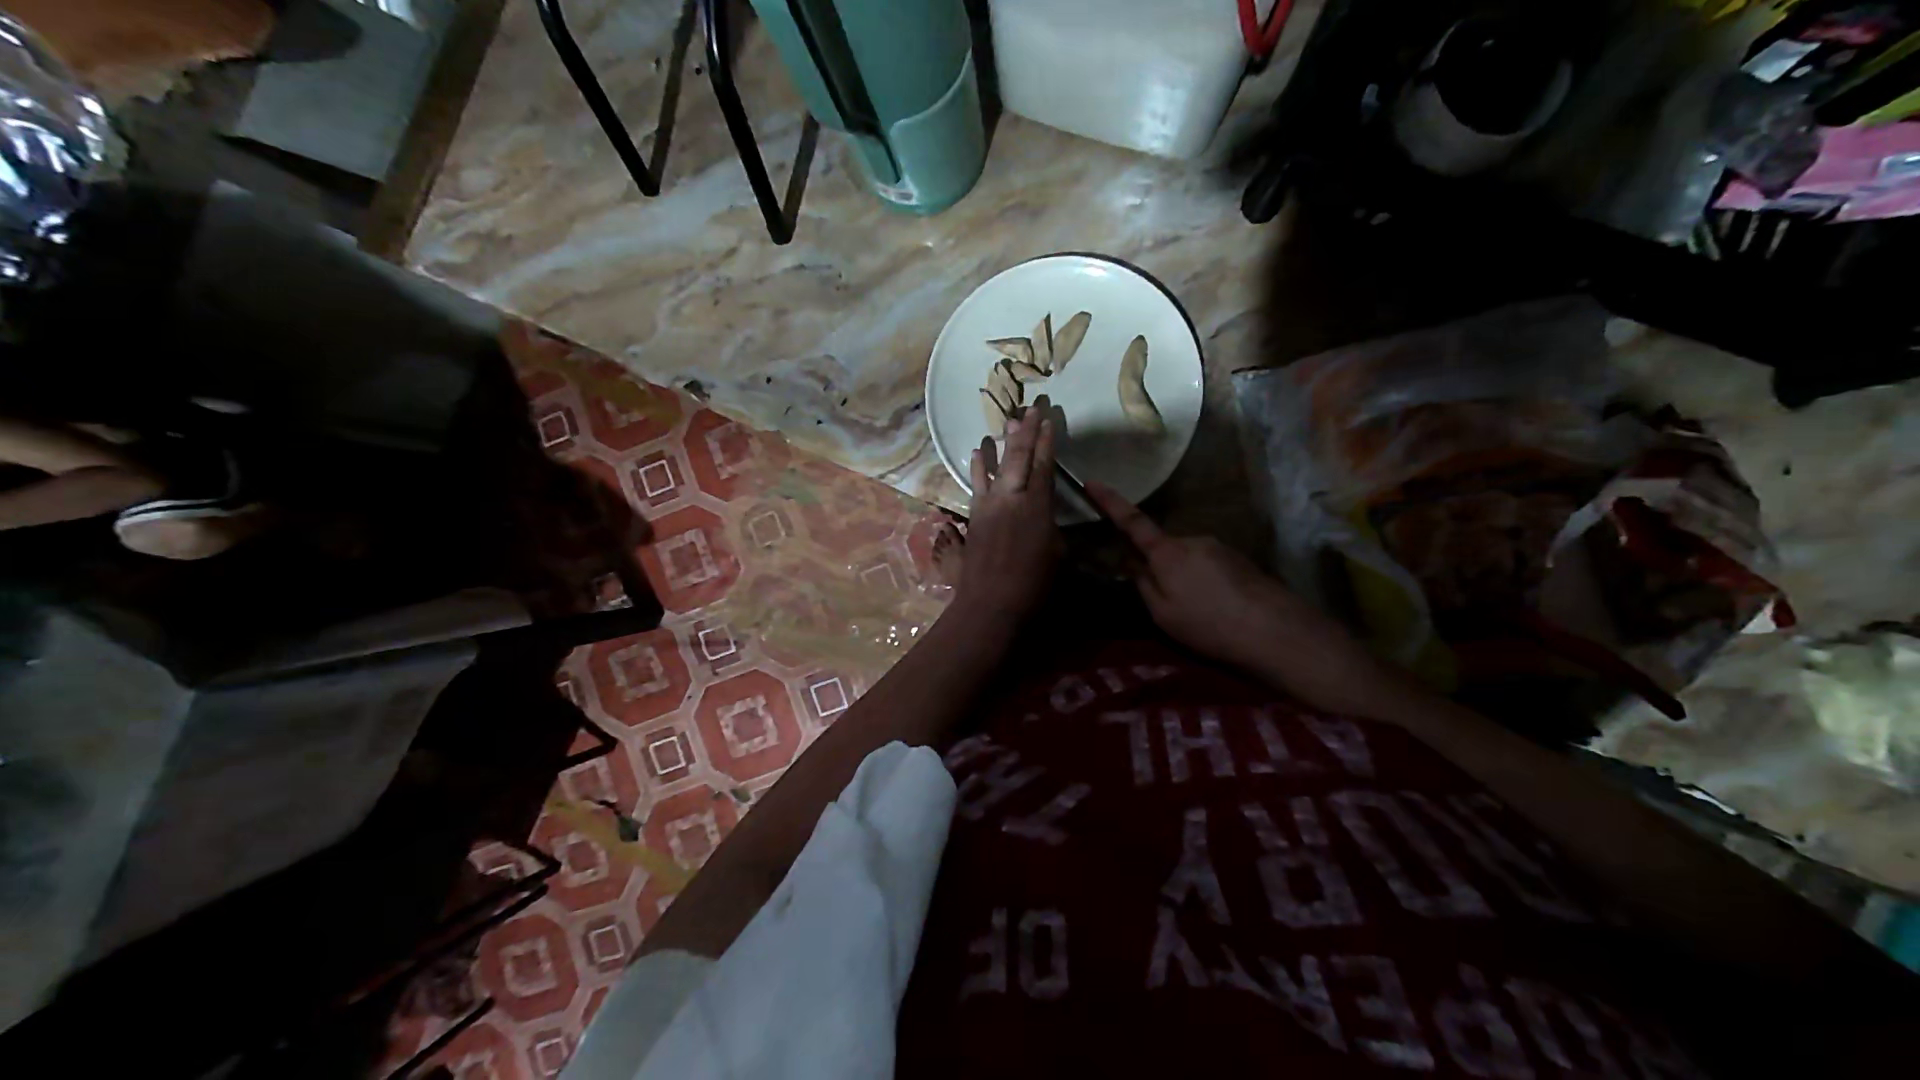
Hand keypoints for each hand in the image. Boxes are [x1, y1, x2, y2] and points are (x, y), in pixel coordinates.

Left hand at [951, 405, 1061, 623]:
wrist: (990, 603)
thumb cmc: (1033, 583)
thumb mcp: (1057, 553)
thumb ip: (1052, 526)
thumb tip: (1048, 515)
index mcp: (1036, 507)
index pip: (1044, 466)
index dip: (1047, 442)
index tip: (1048, 420)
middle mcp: (1010, 498)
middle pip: (1018, 457)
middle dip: (1025, 432)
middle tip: (1029, 410)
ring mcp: (988, 505)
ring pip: (996, 466)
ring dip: (1002, 443)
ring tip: (1007, 422)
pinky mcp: (974, 516)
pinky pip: (976, 484)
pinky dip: (977, 467)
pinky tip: (976, 452)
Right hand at [1086, 480, 1418, 718]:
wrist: (1276, 631)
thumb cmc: (1208, 624)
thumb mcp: (1162, 614)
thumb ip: (1143, 585)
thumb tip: (1133, 564)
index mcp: (1167, 552)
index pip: (1131, 522)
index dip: (1109, 502)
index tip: (1091, 481)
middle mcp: (1193, 540)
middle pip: (1164, 548)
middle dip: (1159, 568)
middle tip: (1167, 604)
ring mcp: (1221, 547)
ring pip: (1189, 560)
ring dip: (1186, 580)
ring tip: (1200, 616)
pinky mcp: (1241, 560)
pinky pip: (1211, 568)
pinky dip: (1207, 585)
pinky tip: (1220, 612)